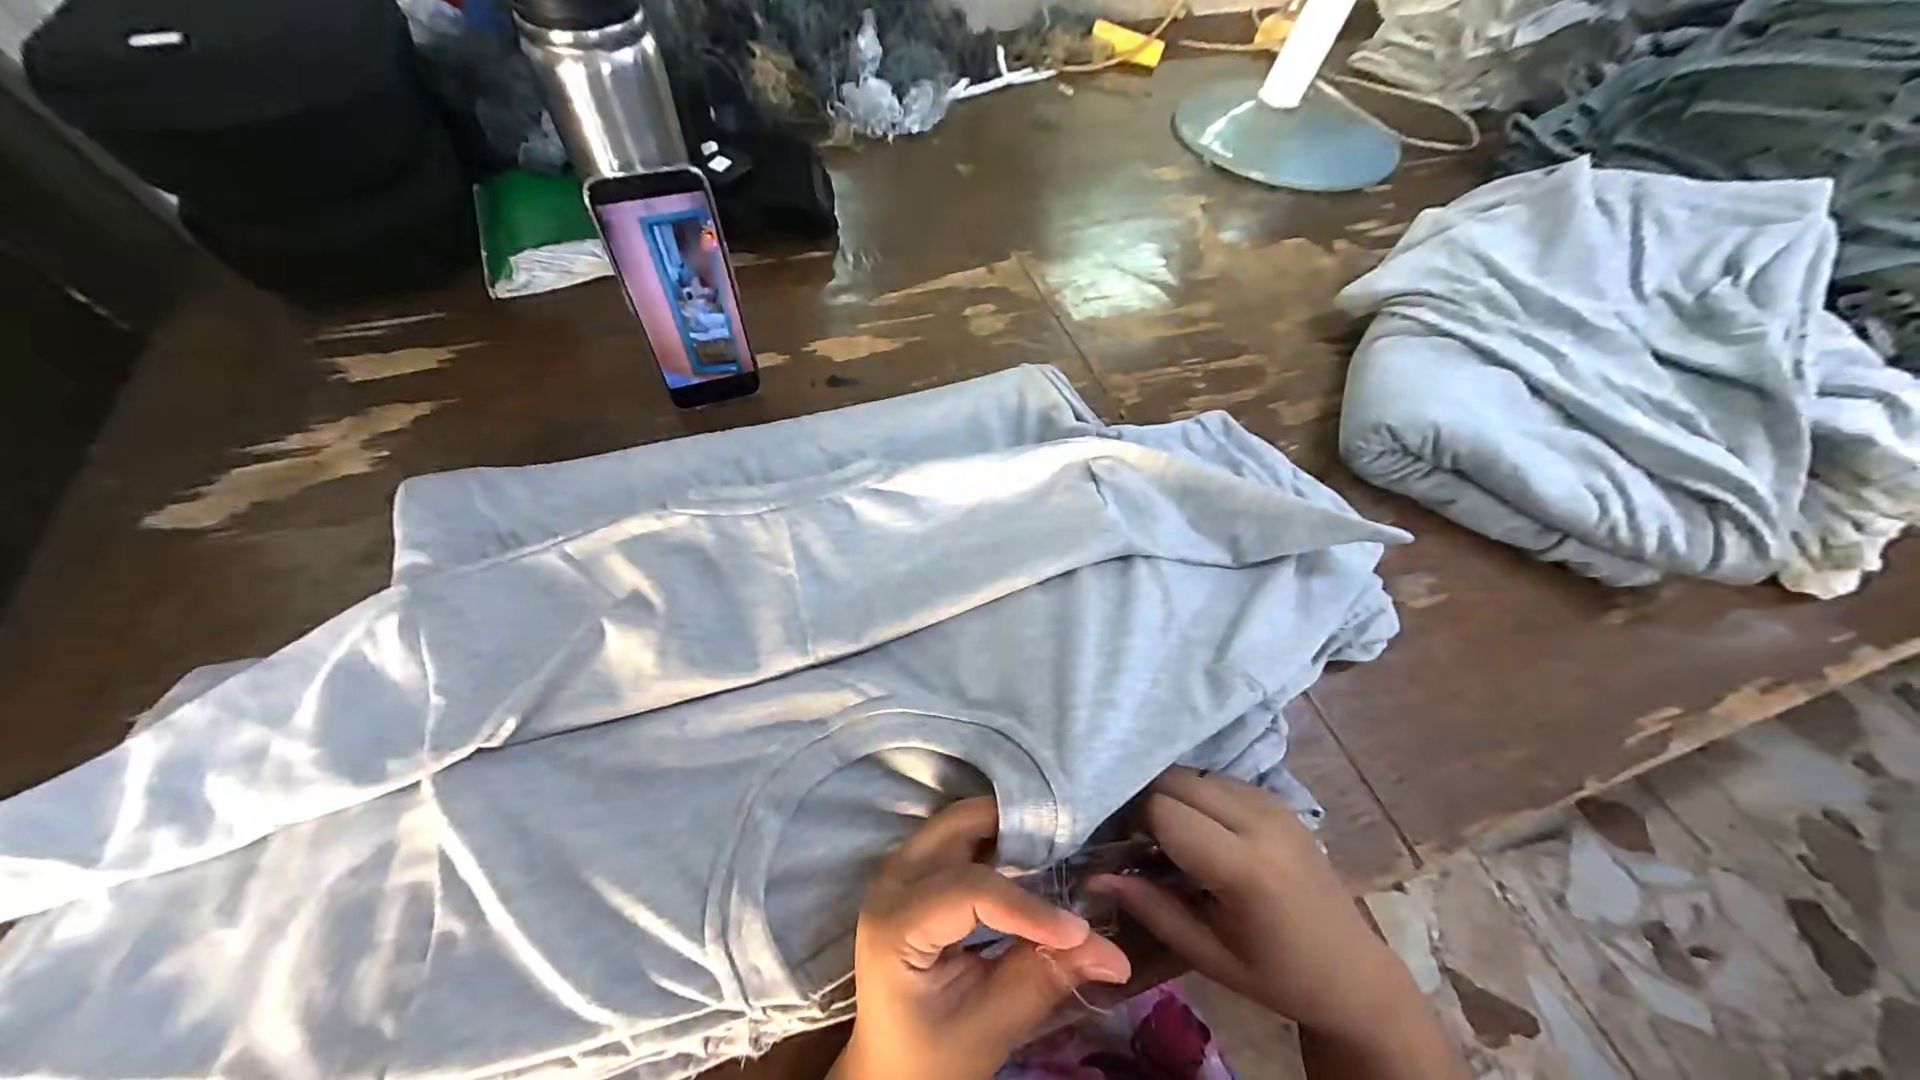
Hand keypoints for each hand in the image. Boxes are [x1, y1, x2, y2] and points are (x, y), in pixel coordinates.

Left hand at [828, 798, 1131, 1079]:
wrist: (889, 1067)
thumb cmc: (932, 1055)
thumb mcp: (990, 1025)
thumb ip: (1046, 977)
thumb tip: (1114, 954)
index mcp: (895, 925)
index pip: (969, 890)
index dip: (1027, 905)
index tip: (1079, 929)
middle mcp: (891, 882)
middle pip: (959, 827)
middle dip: (1015, 832)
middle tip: (1066, 853)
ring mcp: (899, 871)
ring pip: (958, 822)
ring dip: (1005, 830)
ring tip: (1051, 856)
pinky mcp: (912, 872)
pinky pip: (956, 837)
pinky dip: (993, 839)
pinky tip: (1025, 861)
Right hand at [1088, 768, 1464, 1079]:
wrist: (1354, 971)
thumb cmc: (1276, 975)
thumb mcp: (1207, 955)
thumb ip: (1150, 907)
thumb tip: (1092, 874)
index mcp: (1245, 868)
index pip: (1163, 811)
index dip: (1131, 821)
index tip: (1123, 846)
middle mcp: (1260, 822)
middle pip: (1175, 780)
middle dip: (1145, 800)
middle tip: (1137, 837)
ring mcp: (1273, 804)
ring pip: (1193, 772)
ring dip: (1168, 793)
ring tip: (1164, 832)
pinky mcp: (1277, 798)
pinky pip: (1216, 778)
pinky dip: (1193, 792)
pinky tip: (1195, 826)